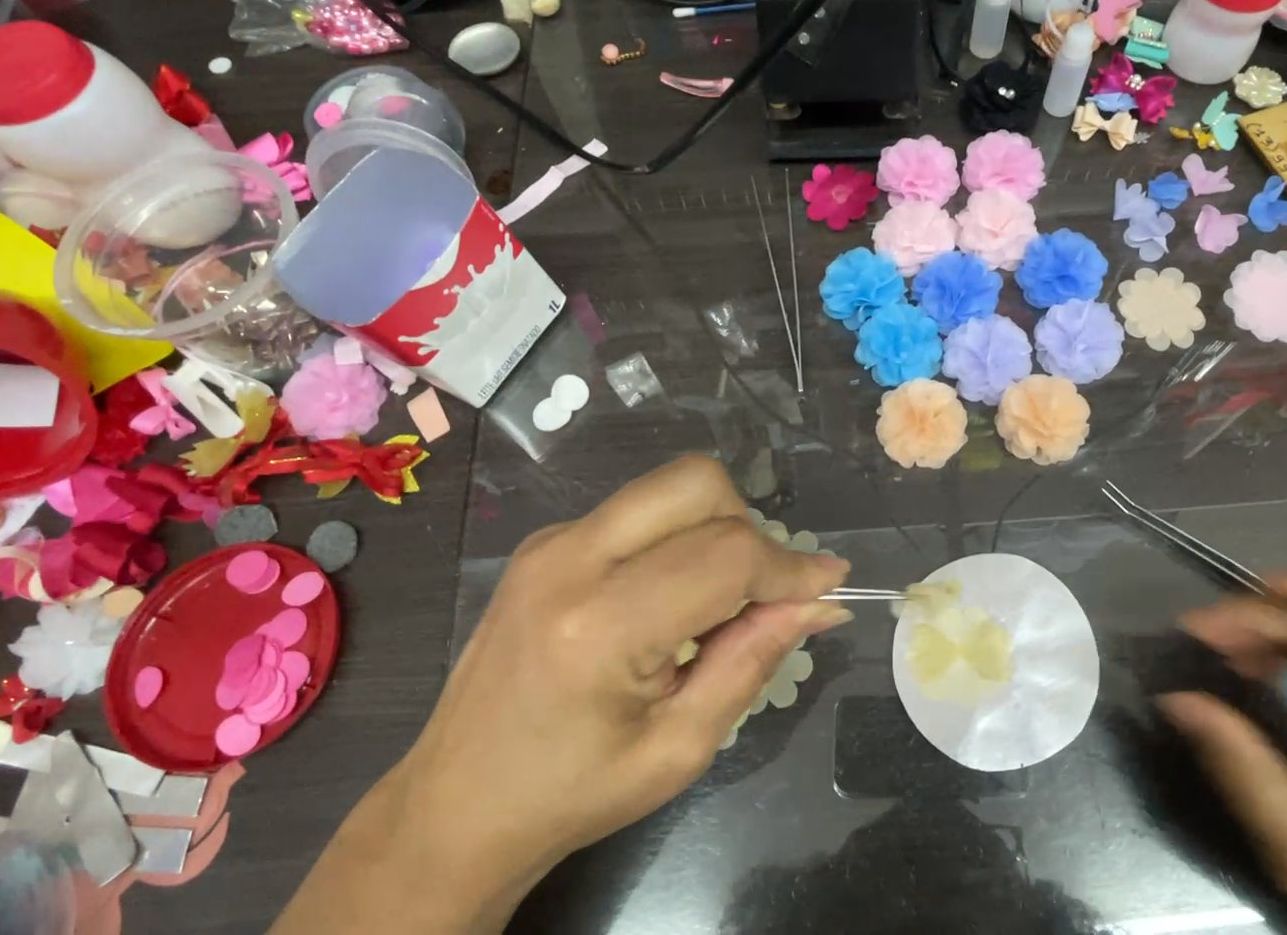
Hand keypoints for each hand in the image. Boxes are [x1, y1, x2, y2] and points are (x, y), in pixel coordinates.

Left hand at [275, 455, 850, 932]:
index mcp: (600, 624)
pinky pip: (636, 511)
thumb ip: (754, 659)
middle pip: (695, 484)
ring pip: (667, 488)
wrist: (456, 803)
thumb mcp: (680, 746)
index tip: (830, 587)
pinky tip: (666, 601)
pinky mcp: (542, 542)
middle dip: (749, 527)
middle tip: (759, 593)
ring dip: (713, 529)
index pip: (725, 555)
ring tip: (713, 603)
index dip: (790, 566)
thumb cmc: (573, 792)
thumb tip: (819, 603)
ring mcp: (549, 542)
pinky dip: (676, 538)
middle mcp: (570, 559)